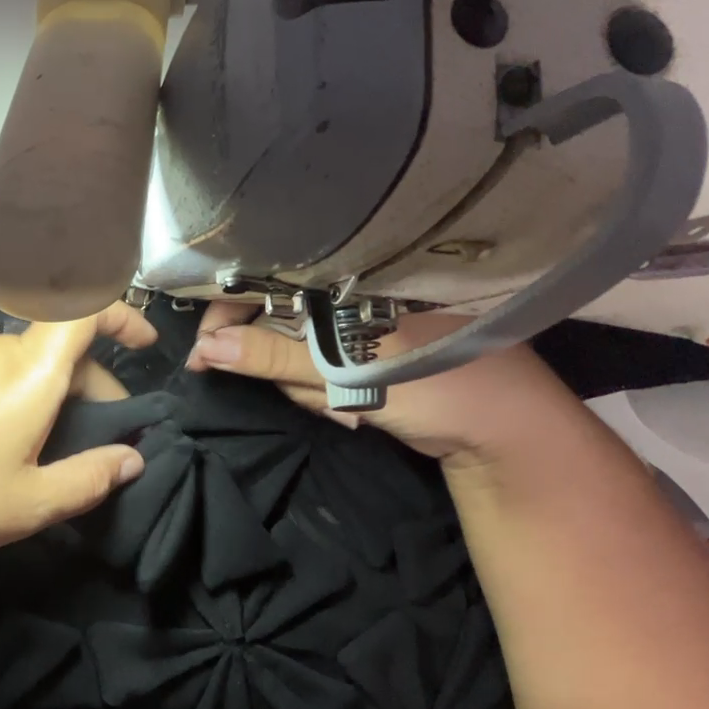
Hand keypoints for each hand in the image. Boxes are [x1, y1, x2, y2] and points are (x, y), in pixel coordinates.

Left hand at [0, 302, 156, 566]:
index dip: (122, 317)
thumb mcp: (30, 503)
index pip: (83, 309)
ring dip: (61, 398)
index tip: (146, 346)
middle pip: (63, 348)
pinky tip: (20, 449)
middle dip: (97, 387)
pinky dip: (28, 400)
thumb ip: (90, 477)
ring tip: (63, 456)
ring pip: (32, 365)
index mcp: (28, 370)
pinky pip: (2, 376)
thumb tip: (133, 460)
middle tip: (108, 445)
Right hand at [184, 302, 582, 466]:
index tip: (204, 355)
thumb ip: (275, 358)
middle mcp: (345, 293)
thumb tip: (206, 349)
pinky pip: (312, 374)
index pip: (264, 280)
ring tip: (349, 405)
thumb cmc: (440, 385)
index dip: (227, 315)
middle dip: (279, 367)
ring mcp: (352, 327)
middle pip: (269, 323)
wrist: (504, 432)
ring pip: (288, 356)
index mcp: (347, 276)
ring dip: (306, 389)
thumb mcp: (350, 370)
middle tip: (316, 394)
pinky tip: (355, 410)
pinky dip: (323, 396)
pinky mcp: (359, 356)